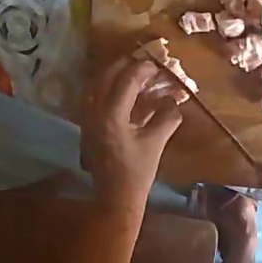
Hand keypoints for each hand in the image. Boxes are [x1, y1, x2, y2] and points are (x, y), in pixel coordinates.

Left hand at [81, 55, 184, 209]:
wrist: (116, 198)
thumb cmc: (137, 172)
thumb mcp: (156, 142)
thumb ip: (167, 116)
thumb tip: (173, 98)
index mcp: (111, 115)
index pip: (126, 80)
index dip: (143, 69)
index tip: (157, 65)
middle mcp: (94, 111)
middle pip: (107, 75)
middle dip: (127, 66)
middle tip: (146, 64)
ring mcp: (87, 118)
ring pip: (99, 84)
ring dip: (117, 76)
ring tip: (137, 74)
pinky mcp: (88, 125)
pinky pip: (97, 97)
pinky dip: (111, 90)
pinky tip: (128, 94)